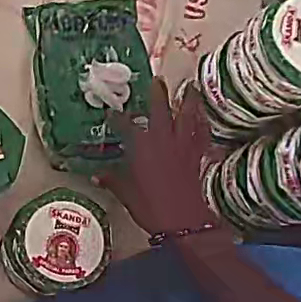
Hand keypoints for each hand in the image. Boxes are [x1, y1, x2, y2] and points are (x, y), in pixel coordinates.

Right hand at [95, 78, 216, 236]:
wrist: (184, 222)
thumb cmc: (152, 208)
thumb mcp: (127, 194)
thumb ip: (113, 181)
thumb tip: (97, 176)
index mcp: (143, 147)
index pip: (127, 126)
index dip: (118, 118)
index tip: (111, 112)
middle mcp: (163, 140)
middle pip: (161, 110)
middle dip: (157, 94)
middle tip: (156, 80)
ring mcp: (183, 146)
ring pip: (187, 116)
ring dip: (188, 101)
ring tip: (190, 87)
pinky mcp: (197, 156)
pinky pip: (201, 135)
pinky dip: (202, 125)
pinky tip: (203, 119)